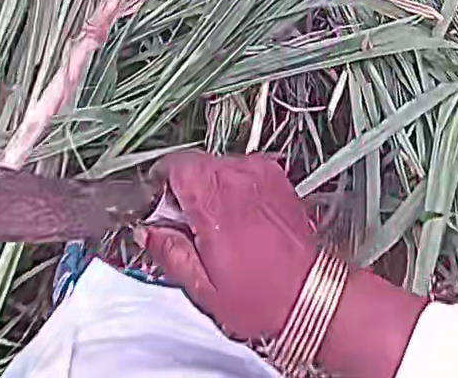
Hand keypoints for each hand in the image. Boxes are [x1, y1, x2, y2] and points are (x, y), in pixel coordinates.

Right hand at [138, 153, 314, 341]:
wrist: (310, 292)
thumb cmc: (262, 294)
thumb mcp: (202, 286)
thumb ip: (168, 251)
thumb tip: (147, 232)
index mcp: (213, 198)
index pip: (174, 165)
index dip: (161, 186)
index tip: (159, 207)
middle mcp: (237, 175)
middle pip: (194, 164)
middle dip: (185, 190)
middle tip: (190, 227)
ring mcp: (258, 171)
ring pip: (217, 165)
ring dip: (210, 188)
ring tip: (220, 227)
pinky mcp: (274, 173)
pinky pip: (241, 169)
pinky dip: (234, 186)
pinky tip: (241, 218)